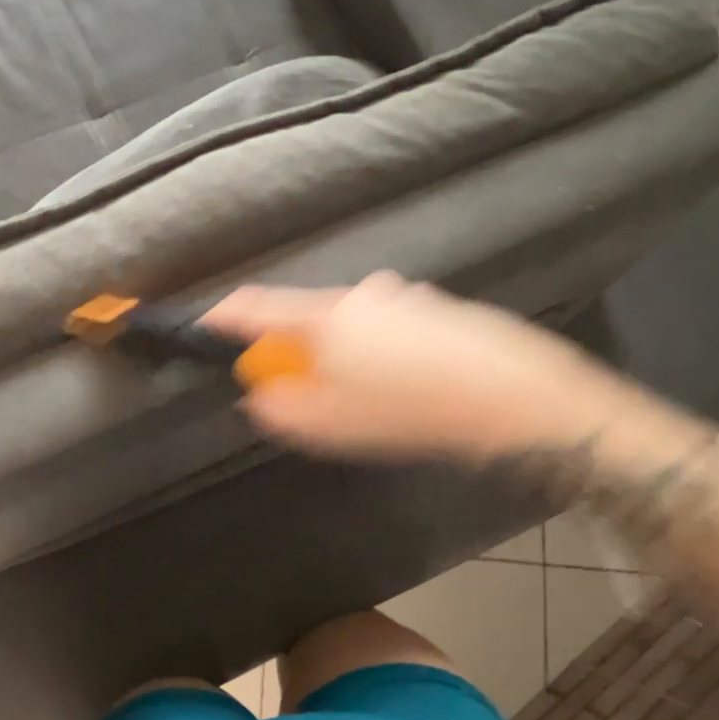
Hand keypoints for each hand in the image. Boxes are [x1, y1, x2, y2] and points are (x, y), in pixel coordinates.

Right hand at [202, 274, 641, 459]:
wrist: (515, 397)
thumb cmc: (407, 410)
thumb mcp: (328, 426)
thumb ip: (279, 409)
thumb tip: (260, 394)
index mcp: (324, 314)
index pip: (255, 306)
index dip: (222, 317)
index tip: (203, 327)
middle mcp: (360, 293)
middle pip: (307, 317)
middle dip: (296, 351)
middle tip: (305, 392)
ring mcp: (405, 297)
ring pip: (353, 325)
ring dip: (344, 355)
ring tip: (368, 401)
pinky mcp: (440, 311)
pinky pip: (391, 331)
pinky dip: (382, 355)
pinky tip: (409, 391)